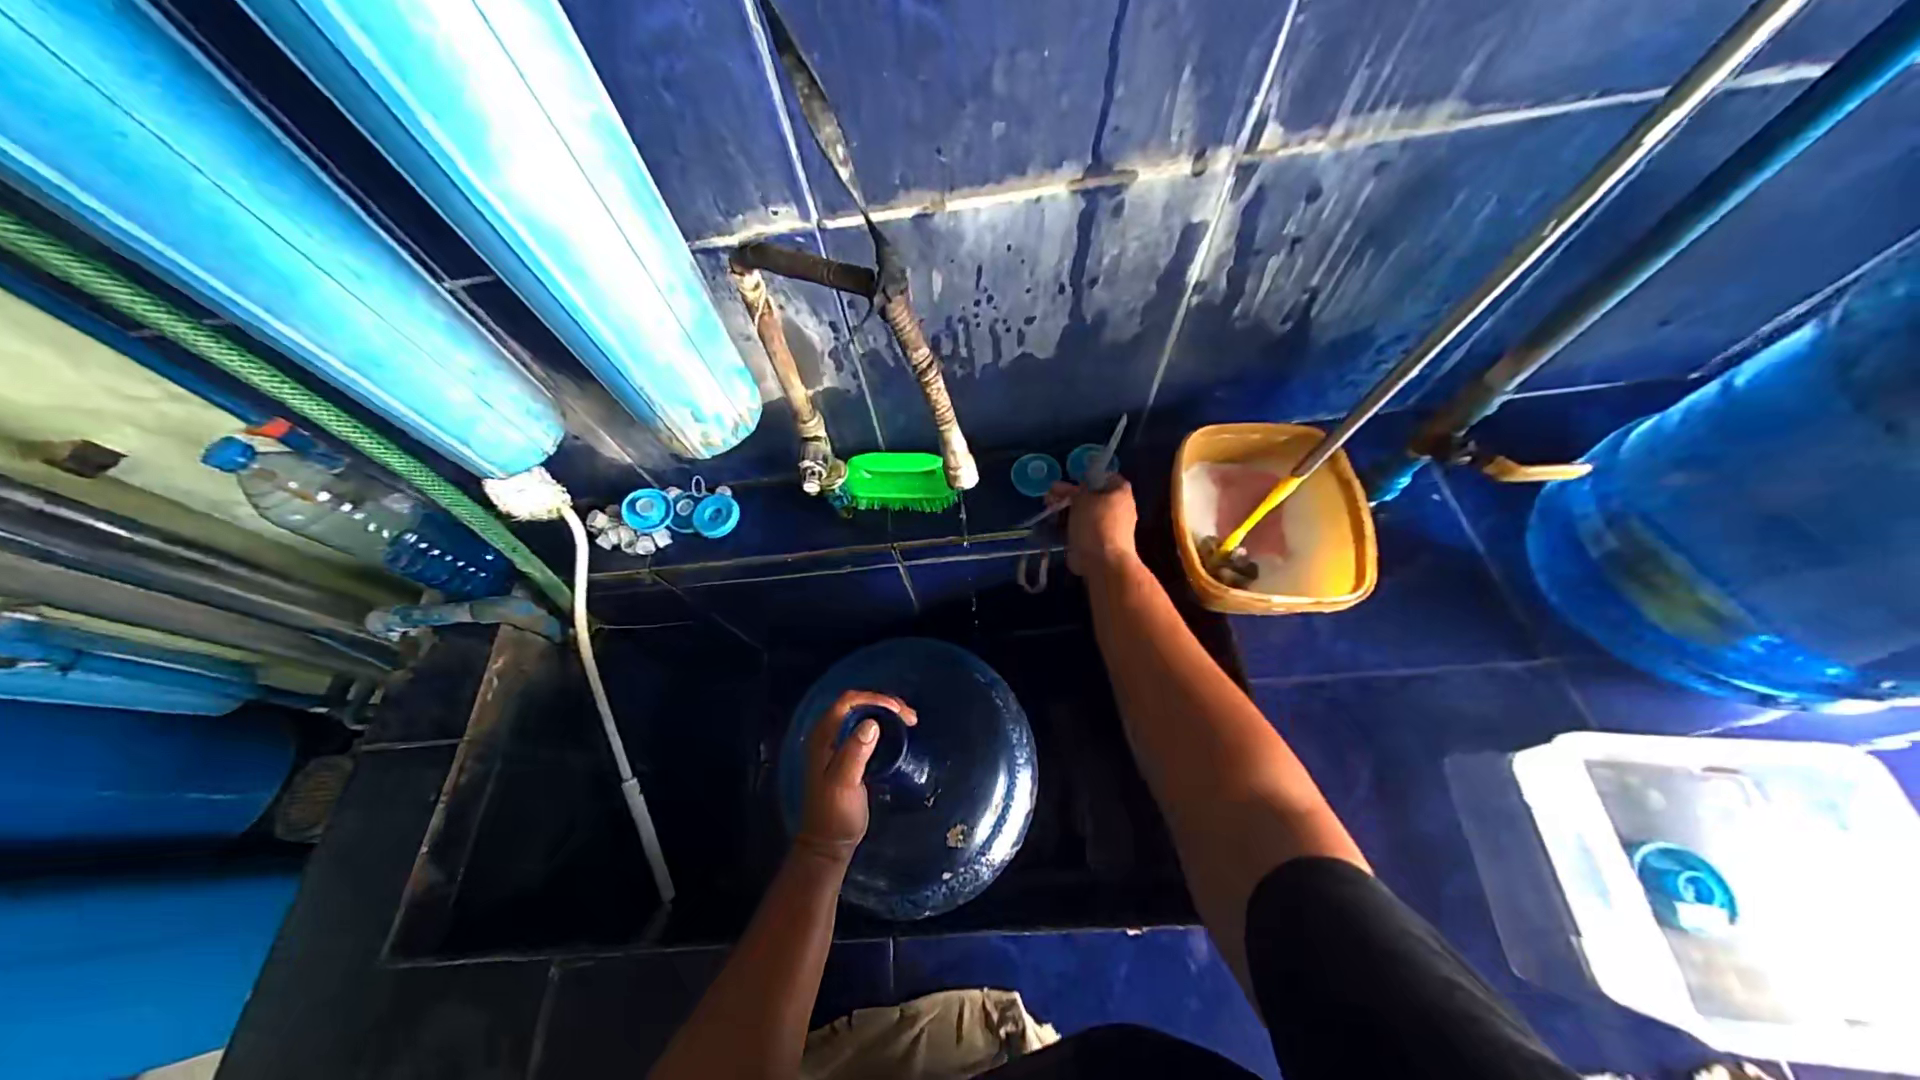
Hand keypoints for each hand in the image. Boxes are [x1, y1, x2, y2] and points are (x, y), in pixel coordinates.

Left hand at [795, 690, 917, 862]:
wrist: (829, 843)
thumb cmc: (834, 815)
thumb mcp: (844, 784)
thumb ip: (854, 752)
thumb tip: (871, 723)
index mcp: (822, 737)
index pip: (847, 702)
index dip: (873, 699)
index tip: (898, 710)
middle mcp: (828, 735)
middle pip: (856, 704)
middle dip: (884, 703)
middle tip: (910, 716)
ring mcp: (838, 744)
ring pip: (863, 714)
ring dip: (886, 712)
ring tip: (910, 720)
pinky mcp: (849, 753)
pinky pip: (866, 728)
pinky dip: (884, 724)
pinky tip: (899, 731)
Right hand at [1047, 478, 1138, 579]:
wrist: (1103, 562)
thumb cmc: (1095, 523)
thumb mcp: (1081, 498)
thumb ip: (1074, 490)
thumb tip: (1065, 487)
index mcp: (1121, 492)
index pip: (1104, 477)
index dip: (1085, 477)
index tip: (1068, 481)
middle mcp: (1120, 508)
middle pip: (1092, 496)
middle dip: (1071, 496)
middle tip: (1051, 496)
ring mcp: (1111, 527)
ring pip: (1086, 514)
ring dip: (1068, 512)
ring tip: (1049, 510)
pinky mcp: (1100, 542)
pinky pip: (1083, 530)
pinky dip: (1071, 528)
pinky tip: (1055, 526)